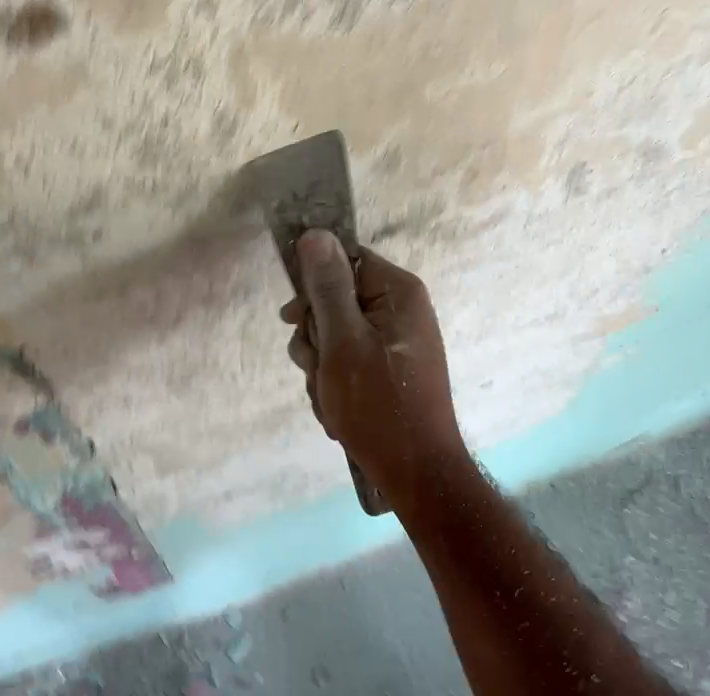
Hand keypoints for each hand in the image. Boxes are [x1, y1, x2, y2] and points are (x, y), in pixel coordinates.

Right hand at [283, 229, 468, 501]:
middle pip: (336, 299)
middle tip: (318, 368)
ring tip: (329, 399)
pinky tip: (337, 411)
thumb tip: (314, 233)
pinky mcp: (390, 370)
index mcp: (398, 292)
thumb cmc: (378, 405)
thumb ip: (328, 287)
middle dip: (316, 338)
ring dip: (322, 367)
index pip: (344, 260)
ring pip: (336, 335)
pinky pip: (349, 361)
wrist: (417, 475)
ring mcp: (396, 342)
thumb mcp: (343, 342)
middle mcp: (401, 310)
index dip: (313, 286)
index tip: (292, 317)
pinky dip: (336, 384)